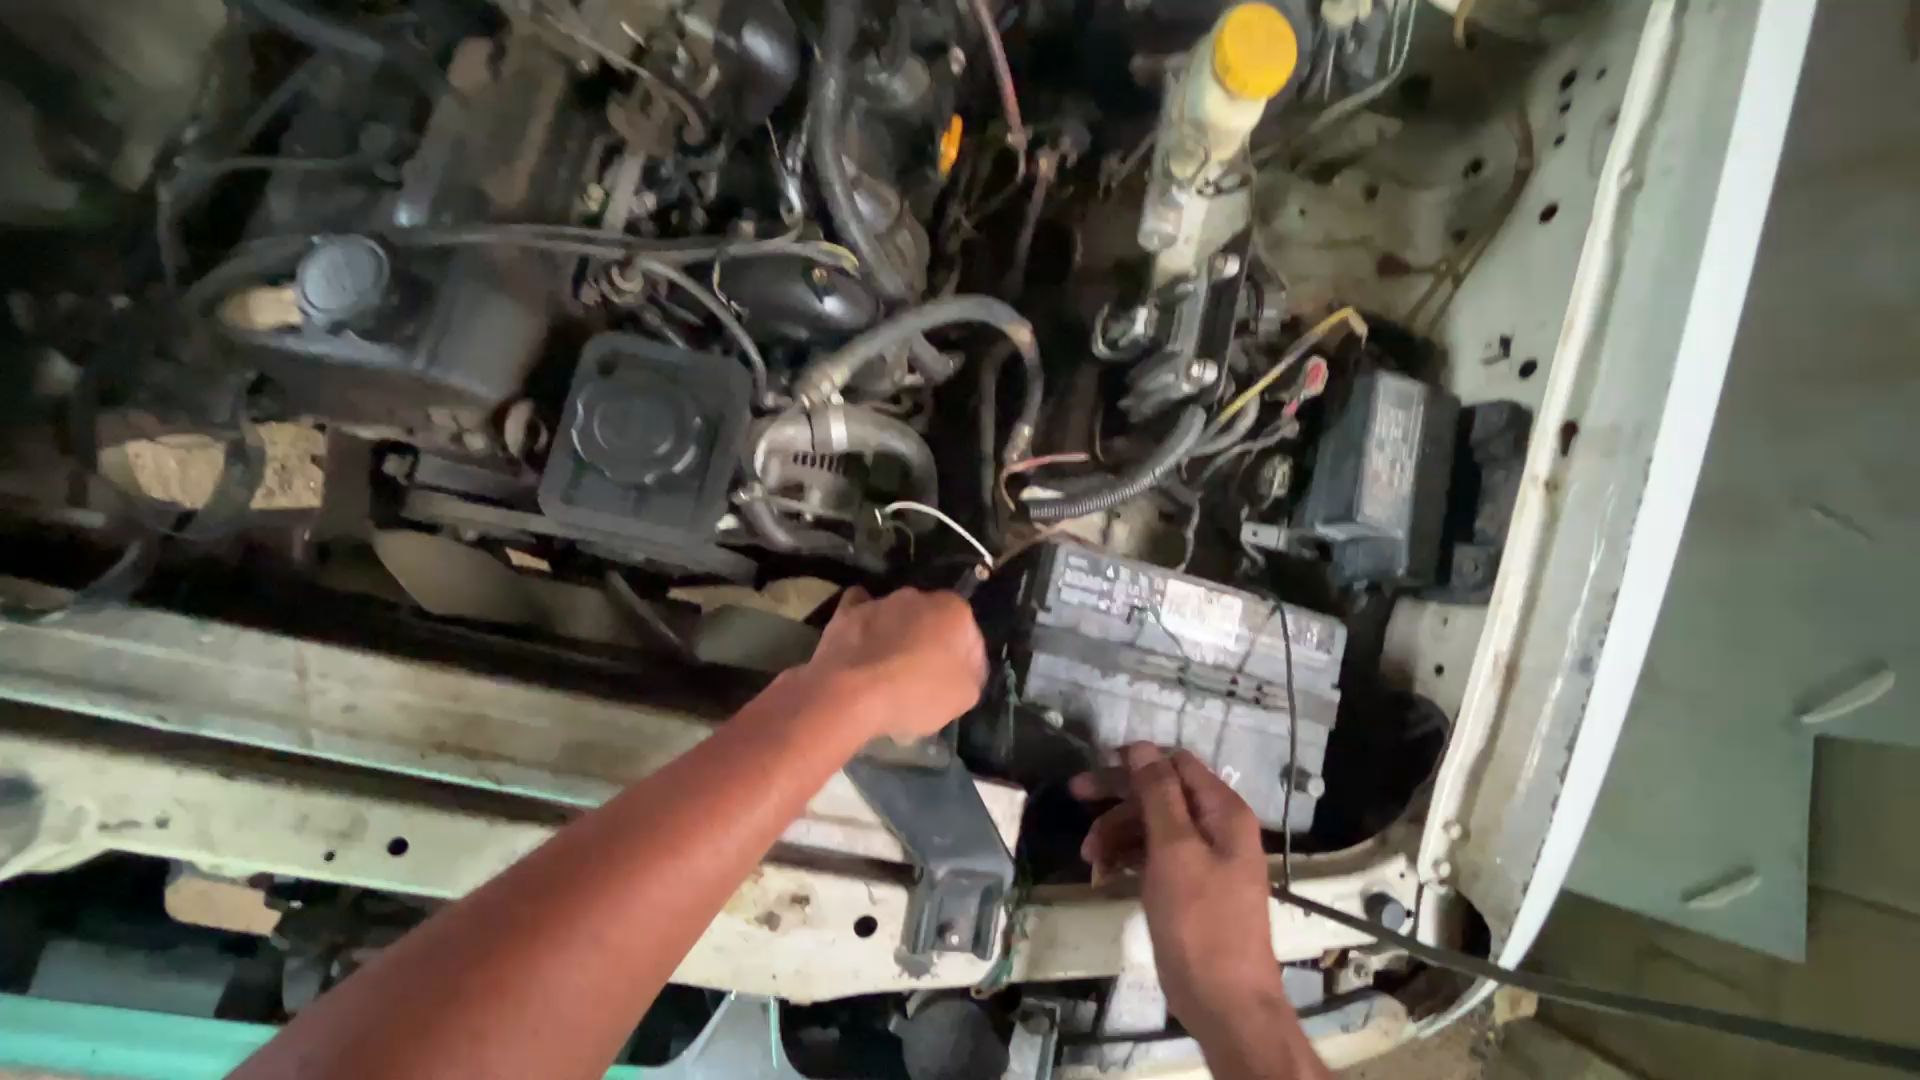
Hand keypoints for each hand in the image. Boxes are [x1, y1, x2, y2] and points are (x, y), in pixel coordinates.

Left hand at [803, 586, 986, 741]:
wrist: (850, 693)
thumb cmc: (916, 693)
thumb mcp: (965, 697)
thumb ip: (972, 674)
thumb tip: (965, 668)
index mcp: (954, 611)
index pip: (970, 638)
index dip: (967, 665)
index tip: (956, 687)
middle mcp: (919, 596)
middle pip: (933, 623)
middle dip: (931, 645)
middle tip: (924, 680)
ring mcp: (880, 601)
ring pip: (898, 617)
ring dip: (899, 635)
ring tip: (888, 671)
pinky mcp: (847, 612)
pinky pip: (861, 612)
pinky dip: (865, 624)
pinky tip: (863, 644)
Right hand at [1073, 745, 1298, 1053]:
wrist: (1225, 1002)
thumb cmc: (1200, 921)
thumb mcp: (1174, 849)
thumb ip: (1158, 793)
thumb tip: (1141, 746)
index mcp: (1223, 811)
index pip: (1176, 764)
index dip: (1136, 762)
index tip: (1096, 769)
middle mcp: (1218, 827)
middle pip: (1162, 792)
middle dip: (1119, 797)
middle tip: (1076, 796)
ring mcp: (1205, 858)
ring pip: (1153, 824)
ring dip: (1118, 831)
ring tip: (1090, 857)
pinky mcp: (1190, 886)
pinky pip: (1155, 855)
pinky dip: (1129, 857)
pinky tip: (1105, 873)